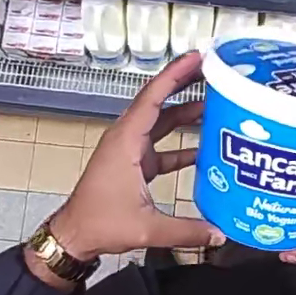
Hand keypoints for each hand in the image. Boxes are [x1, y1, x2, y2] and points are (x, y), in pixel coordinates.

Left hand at [48, 51, 223, 261]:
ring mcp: (129, 151)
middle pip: (158, 102)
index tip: (196, 58)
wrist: (75, 236)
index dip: (175, 75)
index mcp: (126, 142)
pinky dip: (181, 143)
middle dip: (183, 84)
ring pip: (160, 122)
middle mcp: (127, 139)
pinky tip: (203, 148)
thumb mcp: (147, 228)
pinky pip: (161, 145)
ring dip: (184, 112)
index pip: (152, 98)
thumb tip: (220, 233)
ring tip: (213, 103)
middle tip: (211, 71)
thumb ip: (187, 230)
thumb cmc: (98, 223)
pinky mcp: (133, 164)